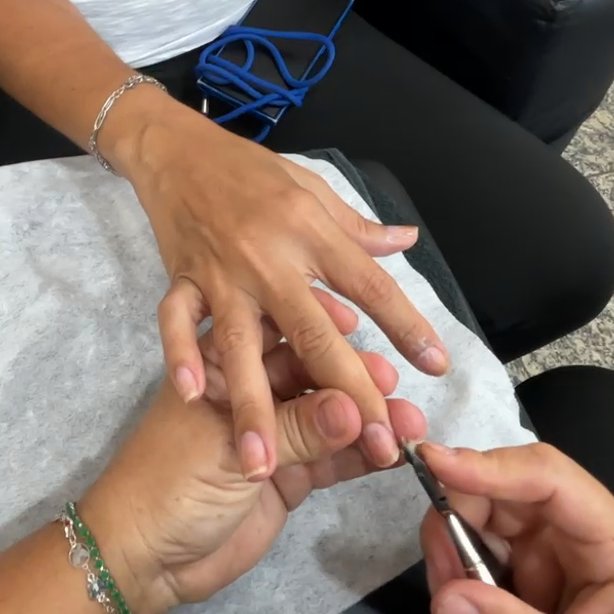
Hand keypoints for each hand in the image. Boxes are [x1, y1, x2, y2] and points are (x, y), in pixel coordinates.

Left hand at [80, 321, 427, 613]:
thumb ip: (297, 429)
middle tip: (391, 381)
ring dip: (365, 420)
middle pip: (309, 374)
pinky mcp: (288, 475)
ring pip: (326, 418)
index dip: (316, 326)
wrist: (145, 556)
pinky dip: (359, 457)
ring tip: (408, 423)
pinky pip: (329, 460)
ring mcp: (272, 433)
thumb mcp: (232, 446)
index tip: (359, 323)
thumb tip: (358, 407)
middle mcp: (252, 390)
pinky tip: (393, 454)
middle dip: (350, 377)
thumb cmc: (171, 478)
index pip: (276, 333)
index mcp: (224, 364)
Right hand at [106, 103, 448, 481]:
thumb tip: (407, 241)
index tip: (436, 367)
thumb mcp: (310, 186)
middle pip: (315, 331)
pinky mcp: (180, 277)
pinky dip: (180, 355)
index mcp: (309, 229)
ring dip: (255, 404)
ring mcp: (221, 272)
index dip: (406, 326)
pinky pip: (176, 321)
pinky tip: (193, 396)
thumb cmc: (250, 168)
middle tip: (382, 445)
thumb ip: (356, 225)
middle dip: (350, 391)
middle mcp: (269, 257)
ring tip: (266, 463)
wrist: (179, 150)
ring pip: (242, 344)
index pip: (369, 284)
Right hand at [416, 443, 613, 613]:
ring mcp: (551, 565)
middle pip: (502, 495)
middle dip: (458, 520)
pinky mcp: (531, 592)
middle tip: (441, 578)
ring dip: (455, 559)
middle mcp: (577, 539)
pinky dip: (462, 587)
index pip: (548, 476)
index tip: (432, 463)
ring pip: (481, 529)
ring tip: (457, 613)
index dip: (488, 465)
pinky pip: (481, 570)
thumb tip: (442, 600)